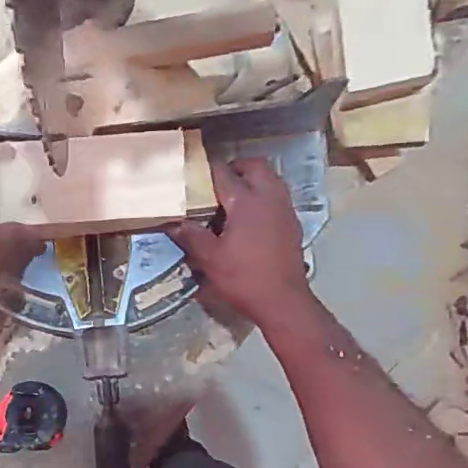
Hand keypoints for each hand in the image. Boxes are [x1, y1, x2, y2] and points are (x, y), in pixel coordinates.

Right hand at [169, 158, 312, 324]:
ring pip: (271, 180)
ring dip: (254, 182)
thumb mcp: (210, 259)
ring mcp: (285, 210)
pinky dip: (265, 200)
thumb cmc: (244, 278)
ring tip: (234, 201)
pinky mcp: (293, 225)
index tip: (193, 176)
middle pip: (255, 166)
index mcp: (247, 200)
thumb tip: (173, 223)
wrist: (283, 301)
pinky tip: (252, 222)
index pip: (223, 172)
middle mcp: (270, 197)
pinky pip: (279, 199)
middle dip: (237, 168)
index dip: (205, 171)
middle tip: (219, 184)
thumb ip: (191, 236)